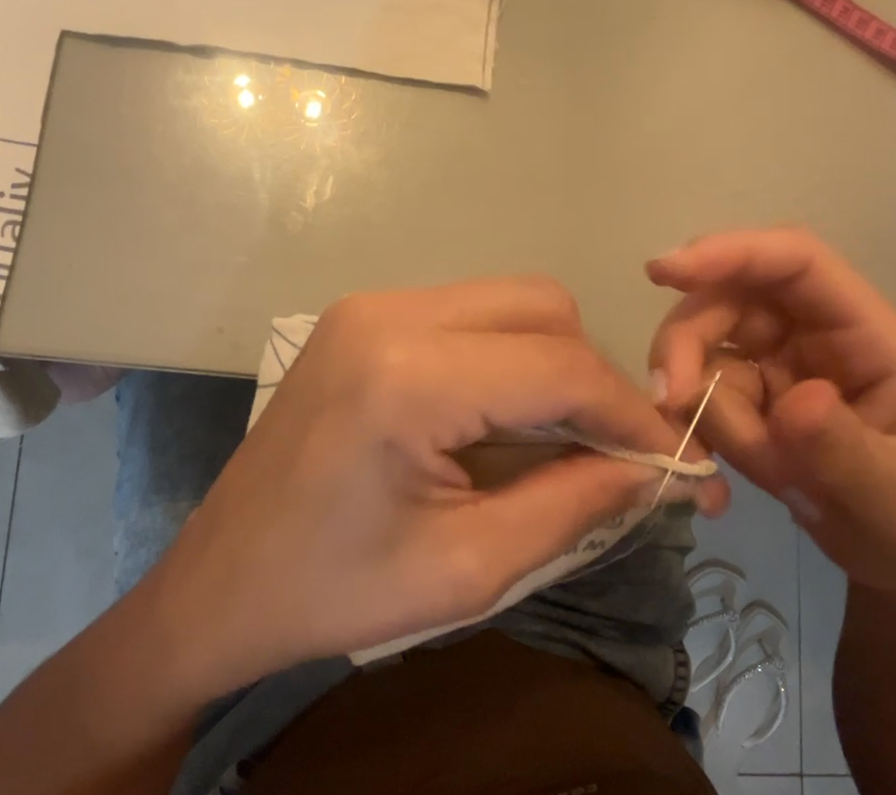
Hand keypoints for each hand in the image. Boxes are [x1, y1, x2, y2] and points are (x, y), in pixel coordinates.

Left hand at [145, 276, 728, 688]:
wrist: (221, 582)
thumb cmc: (336, 591)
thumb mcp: (470, 567)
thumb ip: (574, 504)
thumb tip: (652, 466)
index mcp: (410, 375)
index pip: (563, 368)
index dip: (633, 414)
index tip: (674, 463)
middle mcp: (389, 313)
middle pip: (542, 309)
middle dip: (591, 380)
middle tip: (610, 455)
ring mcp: (367, 307)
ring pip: (507, 304)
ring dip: (549, 365)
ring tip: (557, 444)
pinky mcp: (358, 319)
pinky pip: (464, 317)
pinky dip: (503, 360)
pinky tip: (498, 423)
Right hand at [646, 229, 895, 616]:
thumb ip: (847, 452)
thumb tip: (793, 402)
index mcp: (867, 336)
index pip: (796, 264)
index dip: (731, 253)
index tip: (663, 272)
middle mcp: (814, 343)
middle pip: (728, 302)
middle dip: (688, 344)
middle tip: (670, 404)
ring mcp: (779, 377)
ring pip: (703, 354)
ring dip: (694, 408)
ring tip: (719, 477)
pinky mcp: (753, 414)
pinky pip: (702, 406)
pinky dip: (694, 442)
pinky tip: (718, 494)